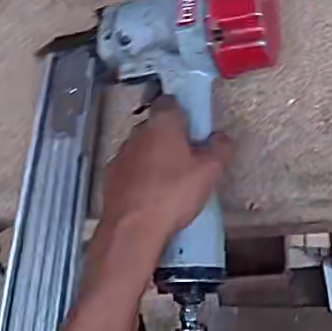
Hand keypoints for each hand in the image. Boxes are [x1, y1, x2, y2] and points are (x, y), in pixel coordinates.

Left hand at [99, 98, 234, 248]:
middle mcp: (138, 132)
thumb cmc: (172, 193)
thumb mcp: (210, 171)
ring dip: (153, 156)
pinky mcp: (110, 175)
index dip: (182, 111)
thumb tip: (221, 138)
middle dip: (170, 136)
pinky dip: (139, 175)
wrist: (132, 229)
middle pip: (156, 125)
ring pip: (141, 147)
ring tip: (169, 180)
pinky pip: (129, 167)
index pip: (170, 101)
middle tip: (187, 157)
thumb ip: (220, 148)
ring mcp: (121, 153)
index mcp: (163, 123)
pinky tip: (150, 194)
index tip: (193, 127)